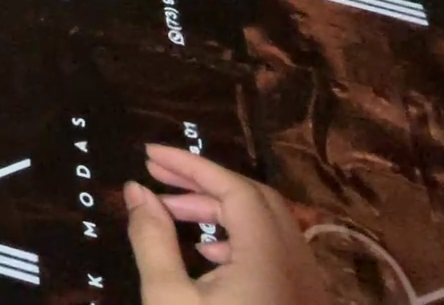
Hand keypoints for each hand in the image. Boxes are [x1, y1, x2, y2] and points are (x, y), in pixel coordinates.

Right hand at [125, 143, 327, 304]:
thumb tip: (135, 188)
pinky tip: (205, 251)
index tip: (147, 153)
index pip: (237, 191)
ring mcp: (309, 293)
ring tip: (170, 210)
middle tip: (155, 172)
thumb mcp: (167, 297)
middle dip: (205, 181)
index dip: (192, 164)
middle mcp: (300, 272)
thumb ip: (150, 237)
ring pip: (270, 228)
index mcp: (269, 264)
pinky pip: (276, 253)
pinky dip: (237, 236)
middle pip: (260, 202)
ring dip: (219, 209)